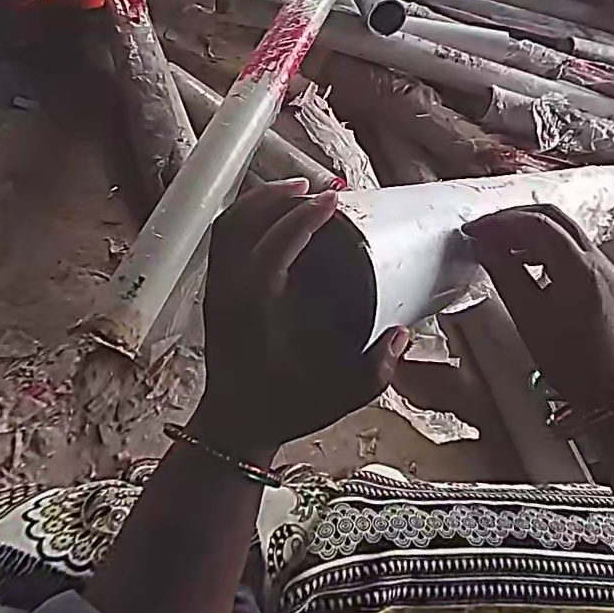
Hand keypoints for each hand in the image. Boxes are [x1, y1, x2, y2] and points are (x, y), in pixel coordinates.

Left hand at [188, 179, 410, 457]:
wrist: (233, 424)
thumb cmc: (281, 408)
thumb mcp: (337, 395)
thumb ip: (375, 369)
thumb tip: (400, 333)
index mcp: (256, 306)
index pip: (276, 244)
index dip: (304, 217)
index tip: (332, 200)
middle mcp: (229, 288)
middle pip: (244, 222)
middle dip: (279, 197)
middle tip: (315, 188)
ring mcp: (216, 286)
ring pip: (228, 224)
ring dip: (258, 200)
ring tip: (291, 189)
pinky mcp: (214, 289)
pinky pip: (222, 237)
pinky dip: (242, 214)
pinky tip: (266, 213)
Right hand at [466, 206, 613, 405]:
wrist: (612, 388)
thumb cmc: (569, 358)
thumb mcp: (528, 315)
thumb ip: (504, 273)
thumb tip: (482, 246)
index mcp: (579, 269)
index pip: (536, 225)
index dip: (499, 223)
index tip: (472, 231)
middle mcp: (596, 260)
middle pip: (551, 217)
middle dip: (512, 218)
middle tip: (482, 230)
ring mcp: (601, 267)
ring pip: (560, 228)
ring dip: (525, 229)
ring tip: (496, 245)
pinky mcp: (600, 276)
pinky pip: (567, 245)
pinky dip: (539, 243)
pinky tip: (518, 260)